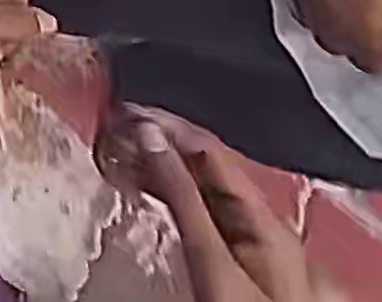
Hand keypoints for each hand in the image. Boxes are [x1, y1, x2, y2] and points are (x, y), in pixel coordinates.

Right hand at [128, 108, 315, 301]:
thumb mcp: (212, 265)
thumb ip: (183, 198)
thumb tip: (151, 135)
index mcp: (267, 221)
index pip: (210, 149)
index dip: (166, 125)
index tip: (123, 114)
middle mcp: (265, 228)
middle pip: (207, 167)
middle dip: (160, 143)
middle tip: (114, 132)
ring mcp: (254, 249)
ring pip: (202, 189)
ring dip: (161, 166)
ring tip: (120, 155)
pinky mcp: (239, 267)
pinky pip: (202, 213)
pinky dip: (170, 193)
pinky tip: (146, 189)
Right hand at [284, 0, 381, 73]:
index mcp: (381, 46)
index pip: (371, 66)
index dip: (375, 50)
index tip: (380, 40)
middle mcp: (341, 34)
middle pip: (333, 44)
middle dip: (344, 33)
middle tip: (357, 16)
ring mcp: (314, 8)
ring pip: (309, 19)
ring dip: (320, 10)